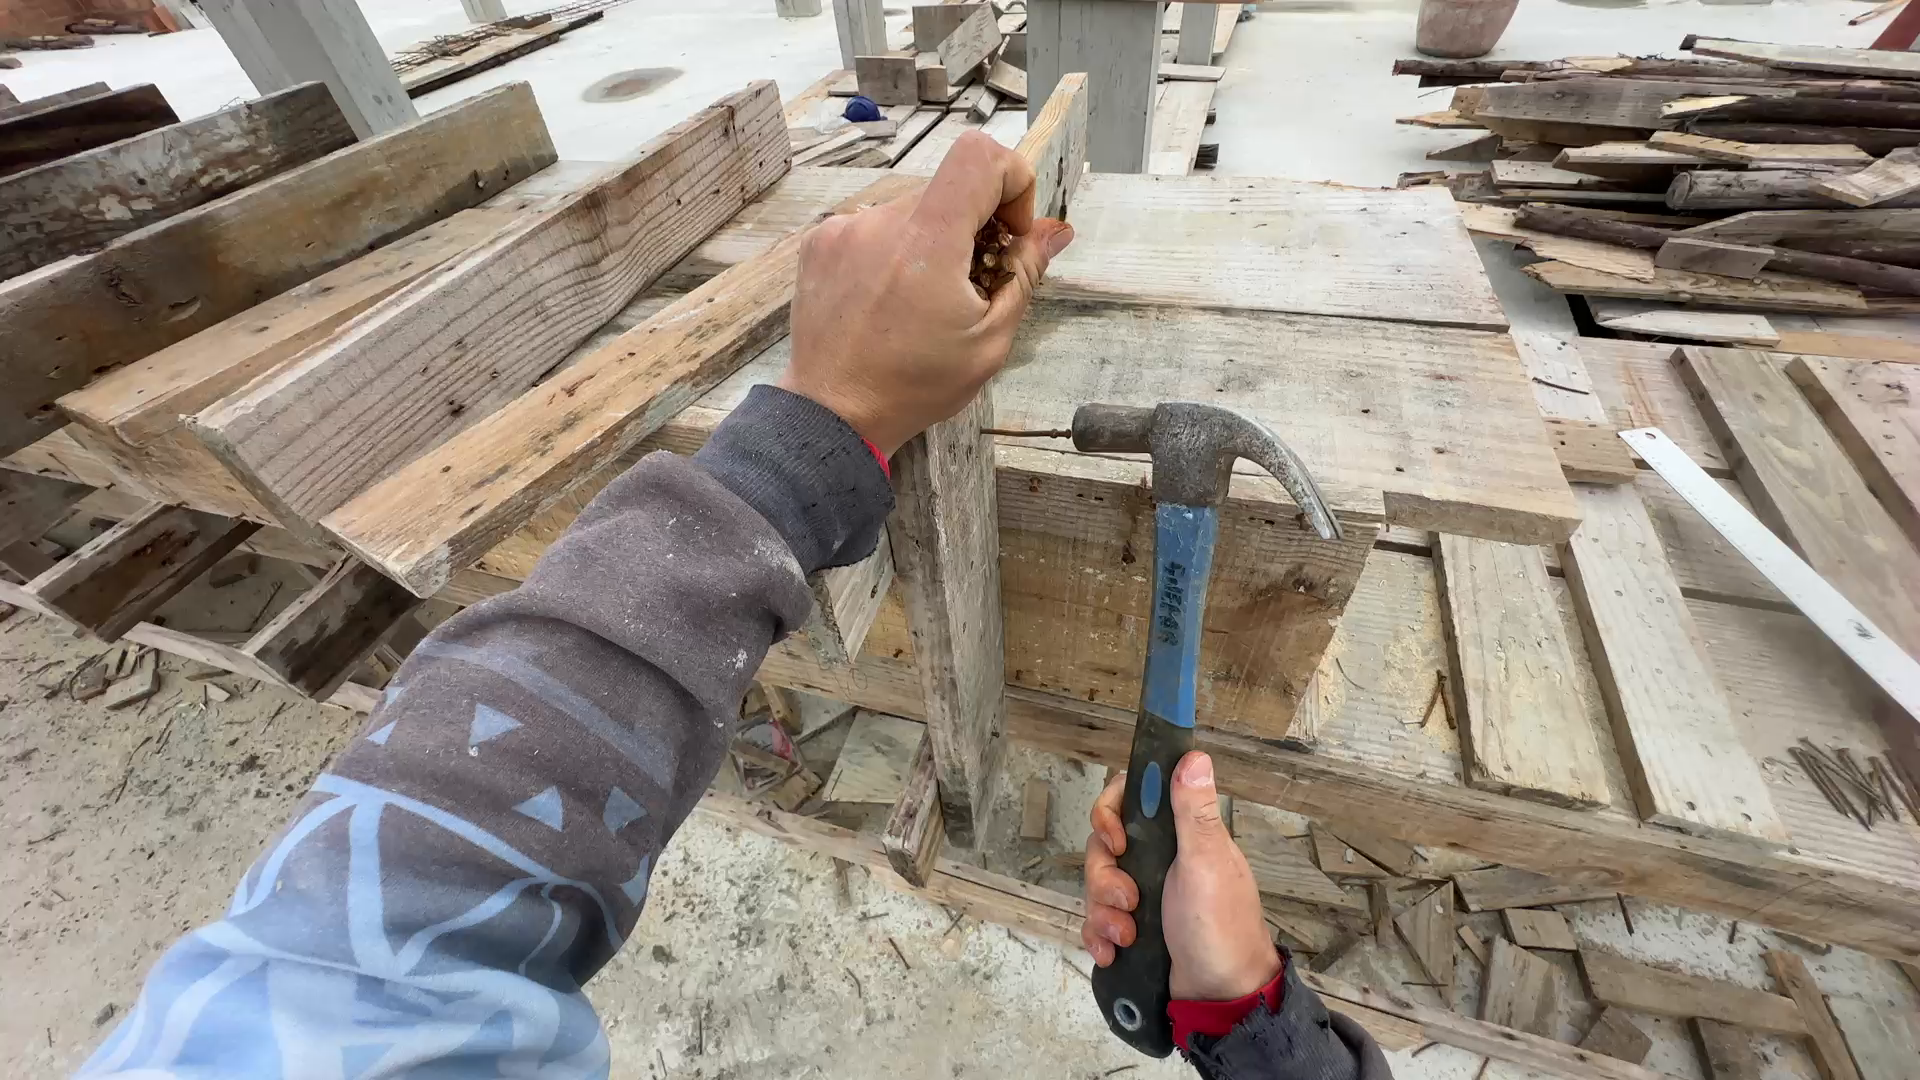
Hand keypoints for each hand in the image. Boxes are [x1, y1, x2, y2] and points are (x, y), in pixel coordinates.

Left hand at [780, 131, 1074, 456]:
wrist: (834, 414)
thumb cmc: (914, 387)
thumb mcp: (988, 343)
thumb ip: (1023, 277)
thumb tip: (1055, 231)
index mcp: (928, 241)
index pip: (981, 155)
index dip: (1011, 182)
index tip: (1008, 236)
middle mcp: (880, 220)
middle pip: (947, 191)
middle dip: (971, 229)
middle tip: (967, 288)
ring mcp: (843, 229)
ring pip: (910, 212)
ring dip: (929, 244)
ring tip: (920, 304)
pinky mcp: (819, 243)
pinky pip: (872, 229)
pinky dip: (892, 254)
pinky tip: (887, 302)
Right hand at [1082, 752, 1281, 1000]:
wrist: (1220, 1002)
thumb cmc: (1220, 926)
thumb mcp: (1207, 863)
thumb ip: (1194, 811)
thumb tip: (1194, 754)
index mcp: (1175, 835)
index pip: (1128, 799)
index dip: (1109, 812)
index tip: (1115, 839)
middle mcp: (1155, 857)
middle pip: (1102, 844)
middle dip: (1105, 875)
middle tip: (1128, 901)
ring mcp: (1141, 892)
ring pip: (1096, 883)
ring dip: (1103, 911)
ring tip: (1126, 937)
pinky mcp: (1130, 926)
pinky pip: (1095, 919)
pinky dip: (1098, 935)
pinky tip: (1112, 952)